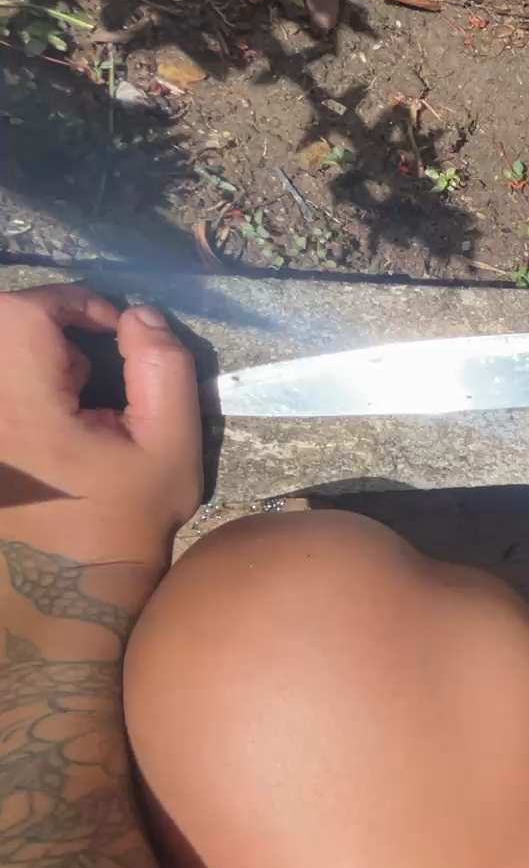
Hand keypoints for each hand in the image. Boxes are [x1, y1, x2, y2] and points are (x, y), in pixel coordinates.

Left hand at [0, 285, 201, 568]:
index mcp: (19, 406)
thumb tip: (145, 317)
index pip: (18, 312)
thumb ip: (163, 373)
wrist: (67, 567)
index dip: (71, 301)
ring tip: (71, 384)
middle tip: (95, 353)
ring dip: (28, 349)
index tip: (116, 325)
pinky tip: (44, 405)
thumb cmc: (130, 508)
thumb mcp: (172, 443)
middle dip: (46, 321)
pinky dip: (17, 373)